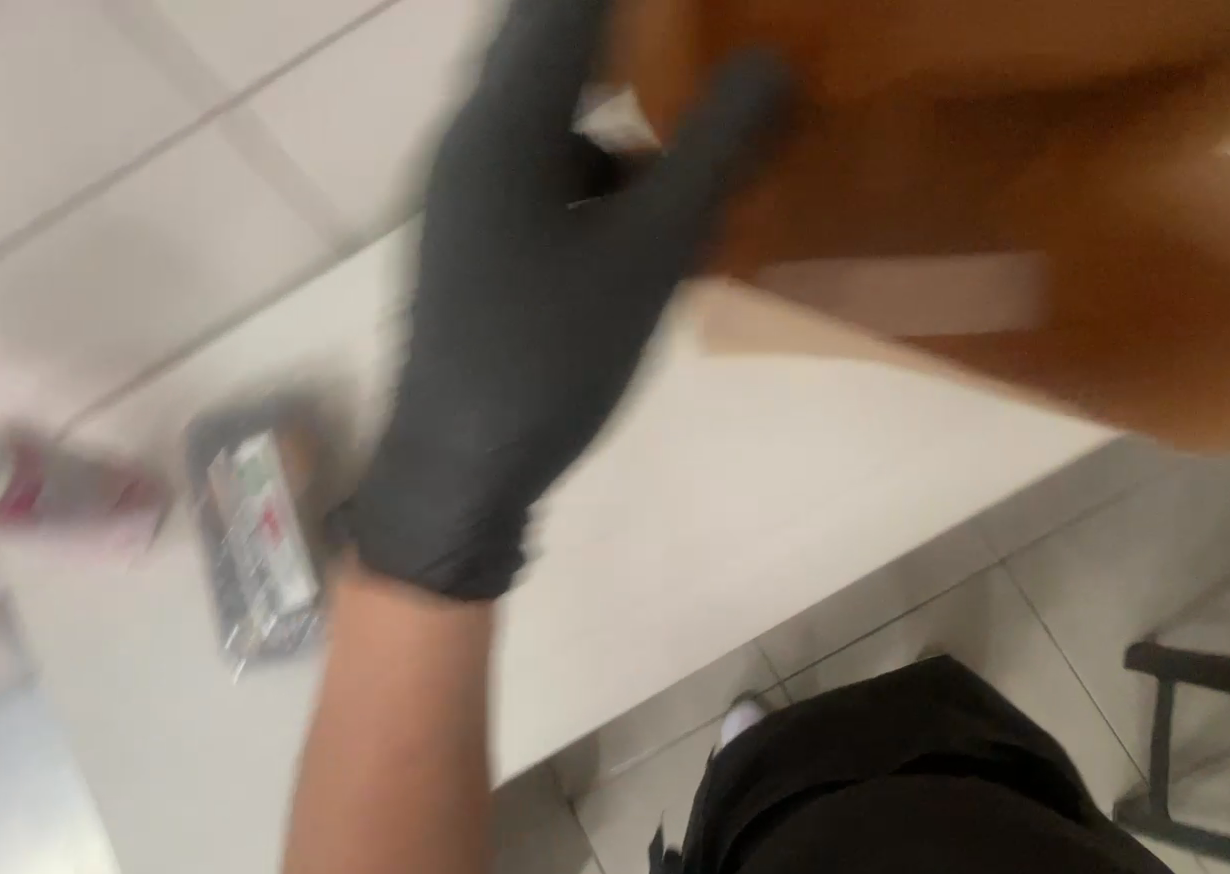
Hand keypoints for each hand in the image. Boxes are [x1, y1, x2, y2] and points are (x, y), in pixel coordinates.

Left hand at [348, 0, 790, 600]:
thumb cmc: (550, 361)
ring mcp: (458, 201)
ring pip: (547, 128)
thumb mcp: (648, 257)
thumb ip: (713, 153)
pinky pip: (534, 187)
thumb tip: (771, 66)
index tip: (701, 18)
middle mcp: (467, 142)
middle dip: (630, 52)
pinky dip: (590, 190)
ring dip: (614, 131)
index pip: (571, 4)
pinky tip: (629, 244)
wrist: (458, 470)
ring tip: (681, 174)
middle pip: (553, 54)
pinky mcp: (466, 250)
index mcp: (504, 122)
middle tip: (697, 68)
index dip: (640, 2)